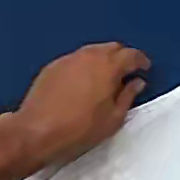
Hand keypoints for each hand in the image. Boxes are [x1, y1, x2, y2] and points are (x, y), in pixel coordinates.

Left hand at [3, 42, 149, 174]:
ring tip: (104, 77)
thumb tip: (137, 82)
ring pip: (93, 51)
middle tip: (126, 74)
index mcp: (109, 66)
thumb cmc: (79, 129)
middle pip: (113, 48)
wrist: (35, 132)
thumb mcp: (112, 119)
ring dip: (103, 59)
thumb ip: (128, 96)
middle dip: (123, 57)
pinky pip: (76, 59)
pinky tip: (82, 82)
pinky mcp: (53, 65)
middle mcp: (90, 55)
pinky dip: (85, 65)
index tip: (144, 69)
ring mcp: (70, 58)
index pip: (132, 55)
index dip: (141, 61)